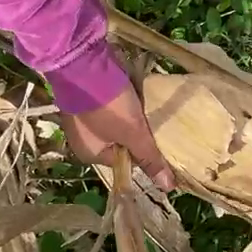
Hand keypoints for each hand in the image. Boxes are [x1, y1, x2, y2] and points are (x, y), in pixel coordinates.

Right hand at [60, 85, 175, 191]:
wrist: (85, 63)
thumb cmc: (108, 106)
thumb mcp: (133, 134)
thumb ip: (150, 159)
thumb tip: (168, 188)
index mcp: (89, 153)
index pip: (124, 161)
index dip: (143, 151)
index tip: (160, 140)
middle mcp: (84, 138)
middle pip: (120, 141)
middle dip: (138, 132)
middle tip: (156, 122)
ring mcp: (84, 115)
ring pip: (118, 121)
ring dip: (132, 115)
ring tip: (150, 107)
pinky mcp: (88, 95)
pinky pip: (112, 104)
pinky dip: (125, 100)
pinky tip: (136, 93)